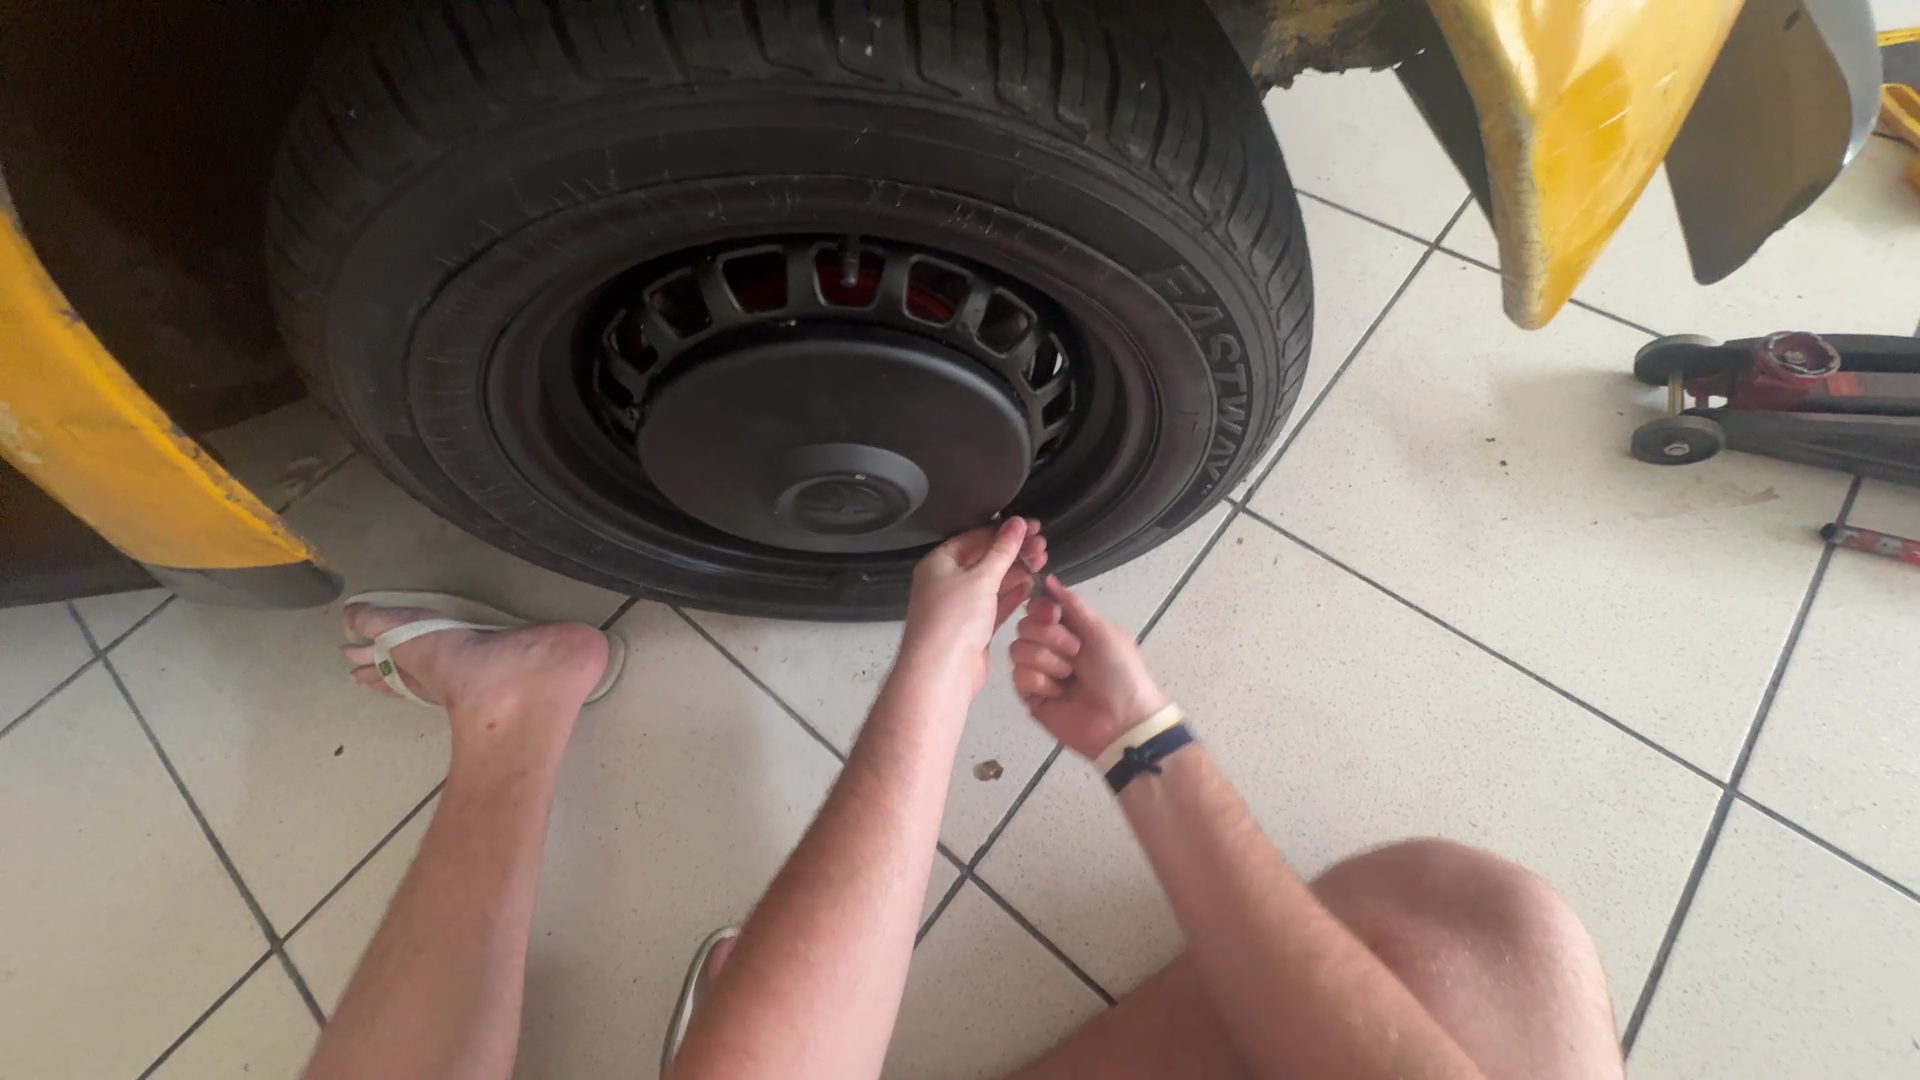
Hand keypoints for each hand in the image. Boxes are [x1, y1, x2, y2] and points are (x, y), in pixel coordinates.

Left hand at [900, 518, 1046, 694]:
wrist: (942, 672)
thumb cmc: (954, 618)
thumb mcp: (980, 578)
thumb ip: (1002, 550)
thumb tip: (1017, 522)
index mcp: (939, 562)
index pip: (975, 537)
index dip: (1005, 531)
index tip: (1033, 527)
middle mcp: (946, 581)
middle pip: (985, 559)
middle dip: (1014, 551)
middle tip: (1043, 546)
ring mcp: (960, 606)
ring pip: (992, 582)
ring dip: (1016, 571)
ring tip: (1043, 561)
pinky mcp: (973, 627)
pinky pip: (994, 604)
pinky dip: (1011, 594)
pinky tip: (1030, 585)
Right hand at [1010, 577, 1169, 759]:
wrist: (1123, 720)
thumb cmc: (1120, 672)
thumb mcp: (1101, 631)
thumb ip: (1072, 604)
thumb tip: (1049, 578)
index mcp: (1071, 629)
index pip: (1038, 608)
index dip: (1040, 609)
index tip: (1053, 616)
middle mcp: (1052, 647)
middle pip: (1024, 626)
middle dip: (1049, 637)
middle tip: (1075, 652)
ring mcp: (1040, 672)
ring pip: (1017, 649)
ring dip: (1046, 660)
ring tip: (1068, 676)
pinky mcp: (1032, 696)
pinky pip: (1019, 677)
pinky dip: (1040, 682)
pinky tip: (1058, 692)